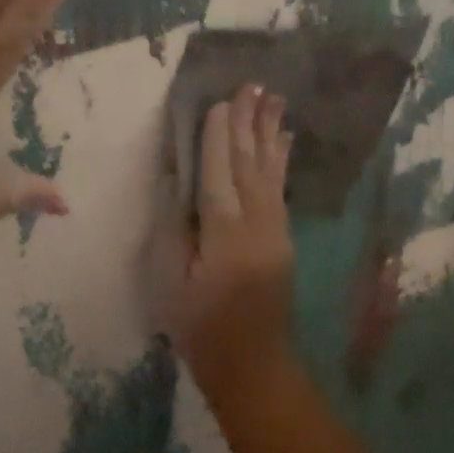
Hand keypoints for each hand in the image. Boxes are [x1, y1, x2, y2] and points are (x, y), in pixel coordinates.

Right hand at [157, 84, 294, 388]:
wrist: (253, 368)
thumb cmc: (201, 329)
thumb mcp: (169, 284)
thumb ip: (172, 229)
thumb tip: (176, 182)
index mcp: (224, 234)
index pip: (220, 173)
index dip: (219, 136)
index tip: (222, 100)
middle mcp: (257, 225)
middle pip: (251, 164)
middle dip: (250, 123)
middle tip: (255, 84)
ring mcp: (276, 232)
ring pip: (271, 172)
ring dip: (270, 133)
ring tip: (274, 100)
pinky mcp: (283, 241)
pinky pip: (281, 190)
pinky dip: (280, 161)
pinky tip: (284, 142)